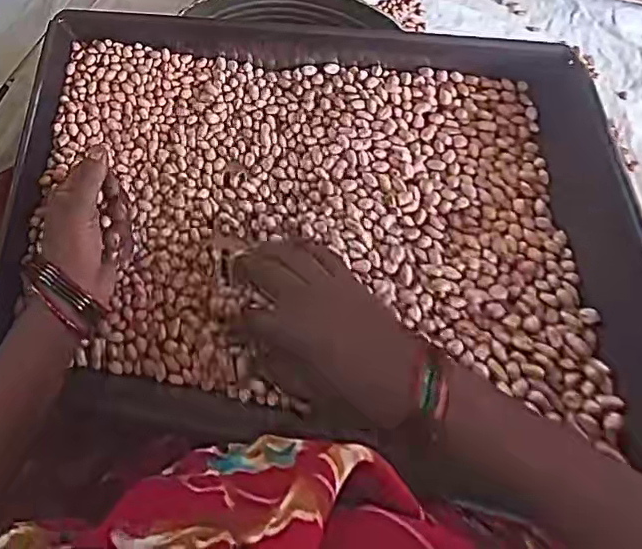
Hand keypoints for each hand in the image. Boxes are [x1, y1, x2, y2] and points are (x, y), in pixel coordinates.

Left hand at [37, 155, 129, 303]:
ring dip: (120, 227)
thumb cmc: (71, 248)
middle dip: (117, 205)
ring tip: (109, 241)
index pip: (95, 170)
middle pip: (113, 190)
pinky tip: (113, 253)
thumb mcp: (78, 205)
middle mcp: (82, 206)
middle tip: (110, 217)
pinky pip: (126, 233)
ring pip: (122, 212)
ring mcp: (97, 226)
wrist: (78, 290)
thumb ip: (90, 176)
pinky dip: (122, 243)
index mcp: (68, 193)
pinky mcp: (110, 243)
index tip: (110, 190)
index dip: (106, 179)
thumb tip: (100, 149)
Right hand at [236, 239, 421, 426]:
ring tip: (256, 251)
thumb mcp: (312, 392)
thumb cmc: (359, 394)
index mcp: (290, 329)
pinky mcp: (347, 279)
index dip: (237, 321)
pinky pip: (320, 253)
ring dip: (268, 250)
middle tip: (233, 270)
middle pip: (263, 271)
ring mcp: (326, 284)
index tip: (230, 324)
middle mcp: (303, 298)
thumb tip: (257, 355)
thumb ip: (279, 370)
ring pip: (288, 253)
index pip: (251, 317)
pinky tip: (295, 248)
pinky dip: (303, 246)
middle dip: (244, 269)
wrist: (411, 382)